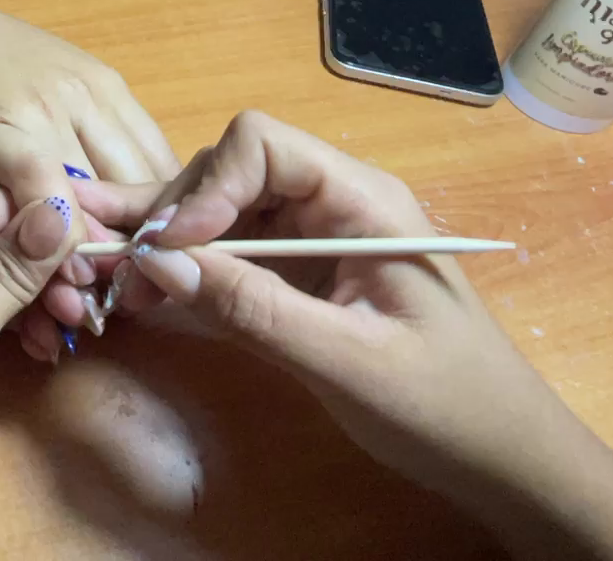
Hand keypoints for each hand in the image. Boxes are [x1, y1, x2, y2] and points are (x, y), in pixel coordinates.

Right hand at [0, 0, 179, 361]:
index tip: (154, 268)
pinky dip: (57, 237)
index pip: (163, 167)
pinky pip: (47, 190)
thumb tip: (107, 198)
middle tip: (131, 302)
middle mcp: (92, 100)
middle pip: (143, 187)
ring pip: (101, 198)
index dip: (166, 224)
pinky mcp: (3, 128)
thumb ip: (82, 137)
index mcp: (109, 92)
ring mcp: (51, 113)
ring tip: (94, 307)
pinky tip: (51, 272)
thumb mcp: (49, 91)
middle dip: (142, 250)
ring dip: (101, 258)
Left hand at [0, 187, 82, 560]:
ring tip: (76, 326)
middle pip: (2, 235)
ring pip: (2, 275)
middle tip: (92, 297)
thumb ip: (7, 270)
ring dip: (43, 295)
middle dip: (51, 261)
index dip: (53, 216)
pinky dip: (24, 324)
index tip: (103, 247)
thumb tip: (60, 206)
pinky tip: (47, 348)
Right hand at [78, 111, 612, 559]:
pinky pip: (222, 253)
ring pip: (213, 211)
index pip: (263, 145)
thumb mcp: (348, 362)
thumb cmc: (449, 410)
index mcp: (360, 199)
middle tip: (111, 257)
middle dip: (168, 212)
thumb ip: (252, 307)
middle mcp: (326, 201)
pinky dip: (179, 269)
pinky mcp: (290, 271)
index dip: (209, 184)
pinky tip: (135, 281)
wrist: (508, 466)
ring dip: (160, 240)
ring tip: (104, 266)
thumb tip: (155, 265)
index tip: (174, 245)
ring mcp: (305, 236)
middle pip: (225, 174)